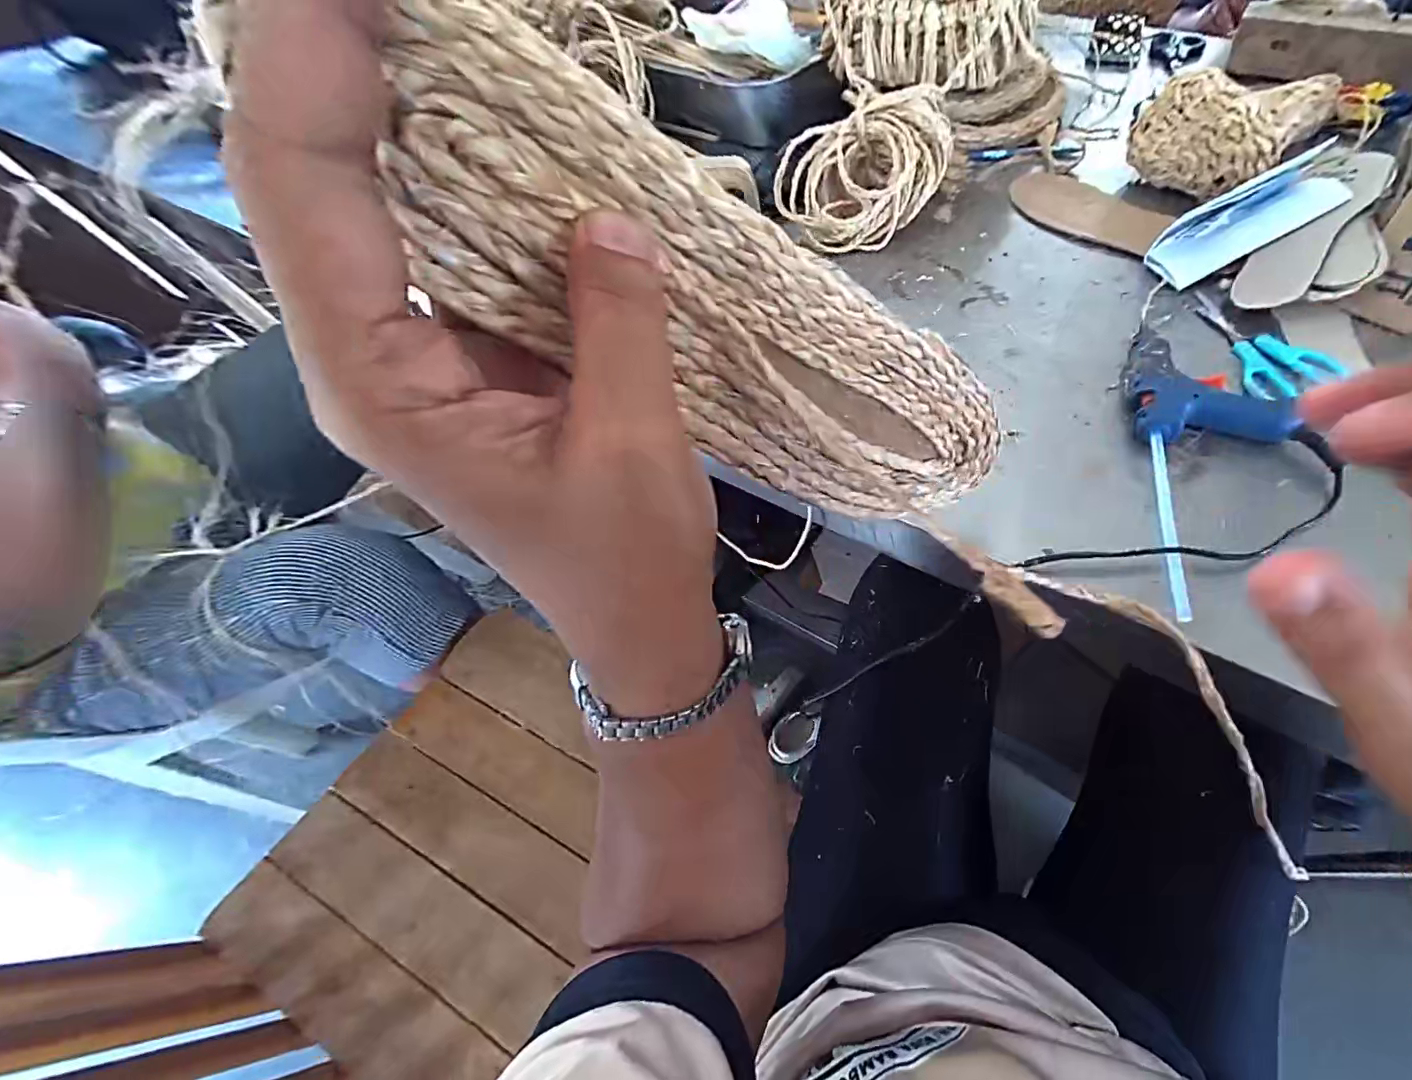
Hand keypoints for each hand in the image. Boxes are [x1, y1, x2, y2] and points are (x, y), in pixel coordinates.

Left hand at [223, 0, 717, 709]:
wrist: (638, 616)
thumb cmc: (630, 552)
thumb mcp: (633, 443)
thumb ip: (617, 327)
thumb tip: (611, 221)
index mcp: (383, 388)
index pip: (308, 201)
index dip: (311, 77)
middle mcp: (376, 364)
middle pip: (322, 192)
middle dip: (346, 81)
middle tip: (408, 11)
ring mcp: (427, 364)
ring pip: (394, 223)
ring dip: (422, 135)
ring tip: (458, 58)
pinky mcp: (478, 369)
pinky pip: (465, 265)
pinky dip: (492, 208)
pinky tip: (528, 167)